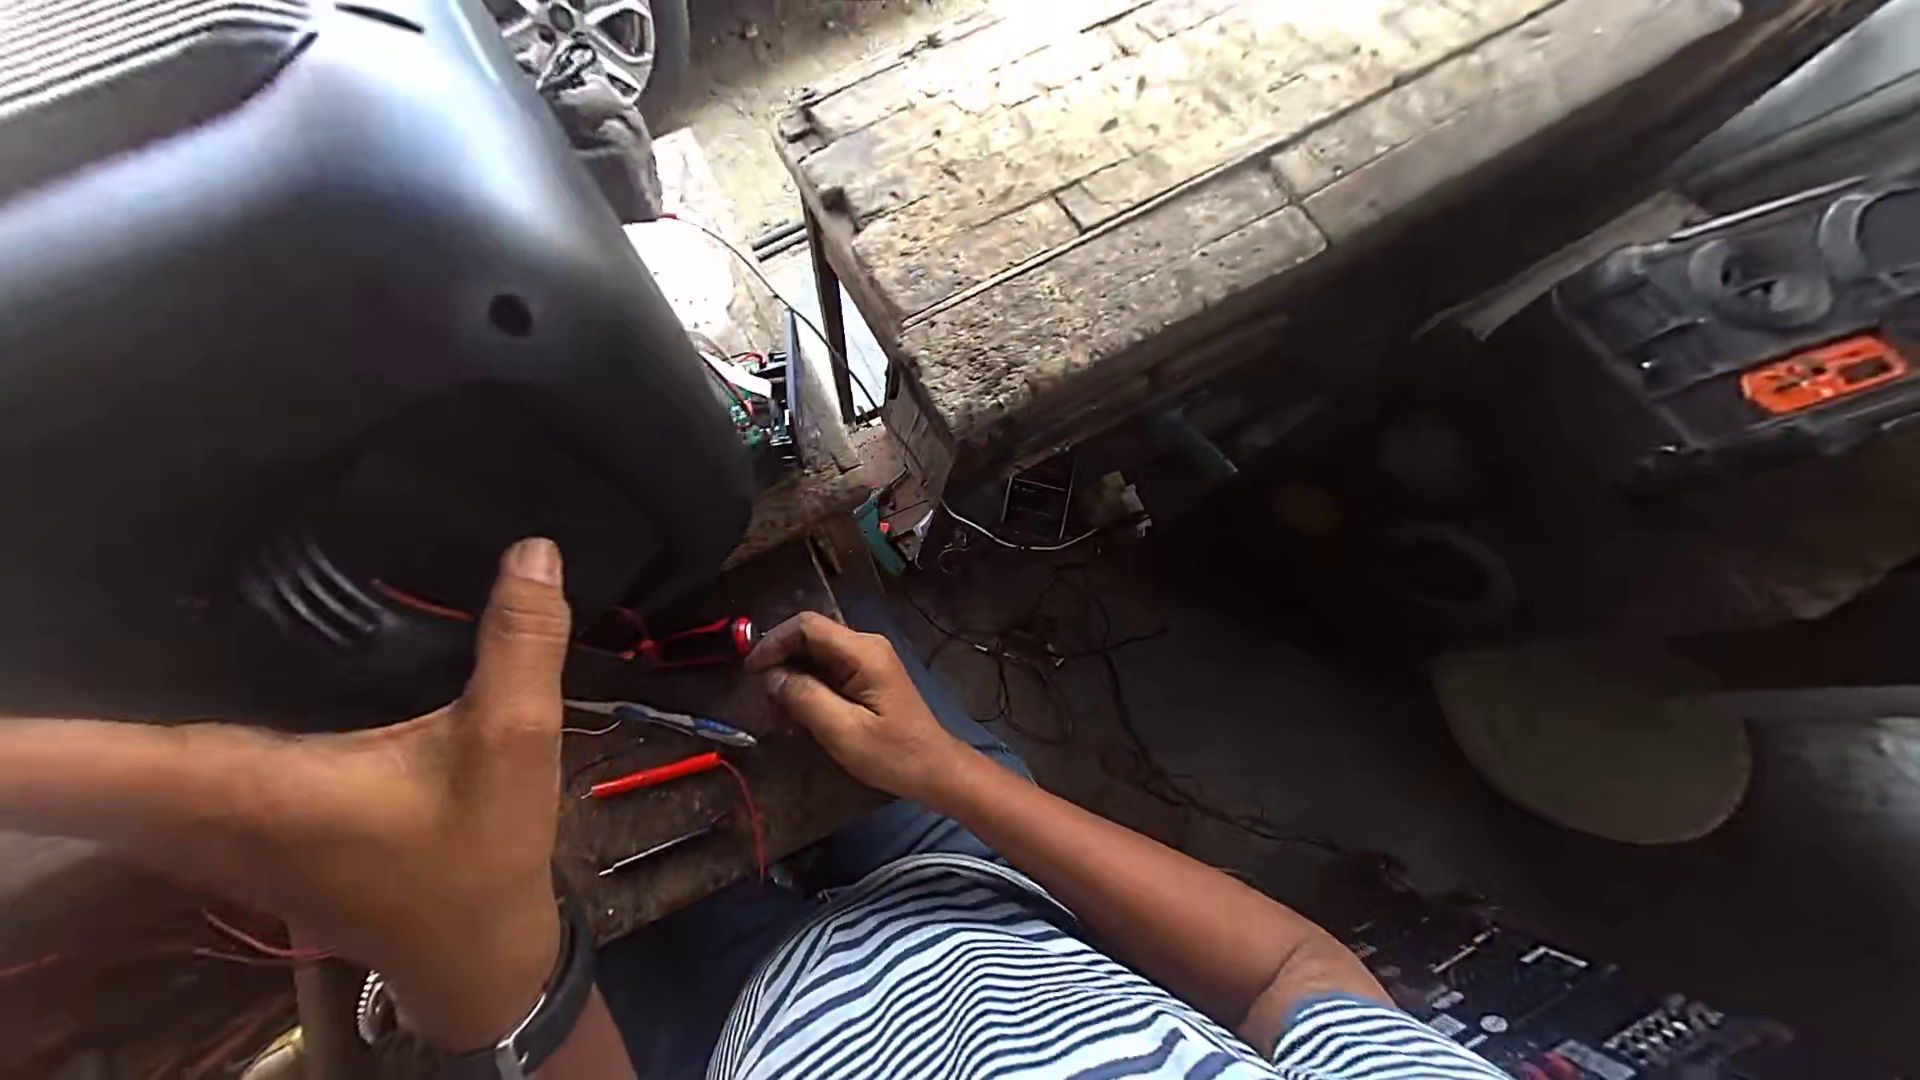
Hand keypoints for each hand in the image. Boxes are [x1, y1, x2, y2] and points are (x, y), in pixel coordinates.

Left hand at [0, 539, 572, 1050]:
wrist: (473, 941)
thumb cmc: (481, 851)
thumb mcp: (516, 739)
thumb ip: (522, 644)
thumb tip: (532, 550)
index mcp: (234, 786)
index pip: (38, 758)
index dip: (3, 718)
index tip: (26, 605)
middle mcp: (183, 808)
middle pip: (36, 754)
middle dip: (49, 667)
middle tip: (78, 576)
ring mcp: (195, 826)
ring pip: (78, 763)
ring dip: (77, 699)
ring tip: (124, 605)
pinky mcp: (225, 827)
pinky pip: (137, 764)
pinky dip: (129, 722)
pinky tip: (198, 667)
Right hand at [746, 612, 971, 802]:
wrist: (933, 768)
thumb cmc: (893, 754)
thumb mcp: (844, 732)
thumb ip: (805, 698)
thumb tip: (771, 676)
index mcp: (864, 652)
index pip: (808, 625)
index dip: (773, 642)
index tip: (751, 671)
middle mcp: (866, 645)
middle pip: (810, 636)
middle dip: (781, 661)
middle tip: (762, 697)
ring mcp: (868, 658)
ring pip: (816, 653)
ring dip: (792, 676)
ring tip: (777, 711)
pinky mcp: (867, 674)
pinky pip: (828, 668)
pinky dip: (808, 685)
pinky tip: (798, 712)